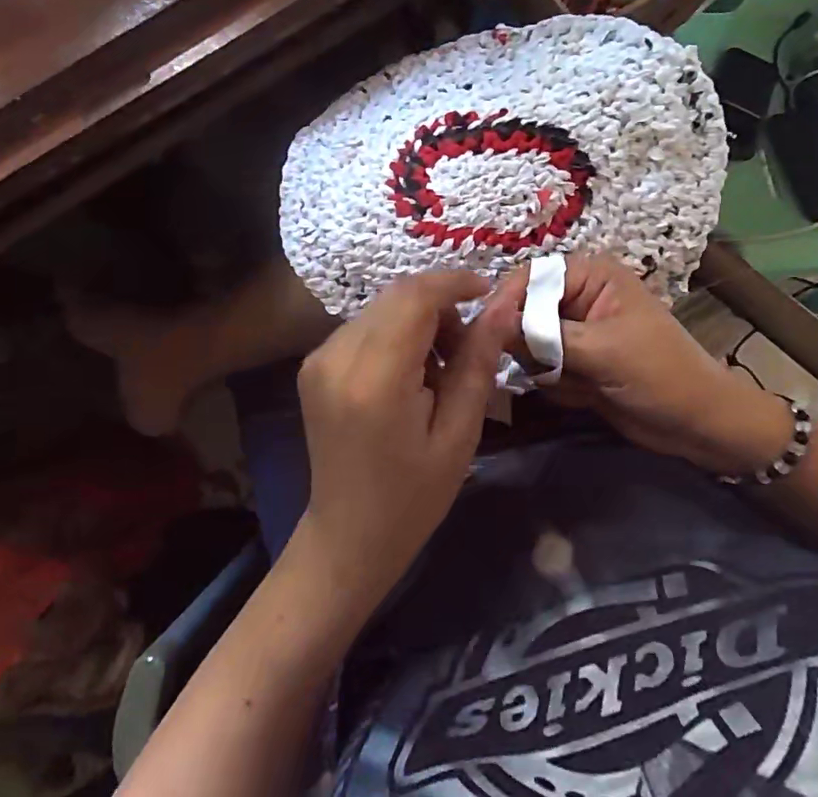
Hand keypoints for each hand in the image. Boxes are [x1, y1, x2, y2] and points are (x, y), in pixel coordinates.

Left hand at [293, 271, 515, 602]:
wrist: (349, 534)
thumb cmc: (414, 496)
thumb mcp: (459, 432)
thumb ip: (478, 361)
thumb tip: (503, 305)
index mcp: (374, 378)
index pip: (413, 297)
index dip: (453, 282)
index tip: (488, 291)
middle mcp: (336, 357)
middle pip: (396, 296)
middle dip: (440, 305)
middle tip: (469, 347)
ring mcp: (318, 359)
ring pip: (381, 308)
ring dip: (418, 320)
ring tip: (441, 369)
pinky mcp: (314, 365)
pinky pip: (364, 327)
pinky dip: (395, 335)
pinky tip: (410, 375)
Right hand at [498, 255, 794, 474]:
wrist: (699, 425)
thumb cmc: (660, 374)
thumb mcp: (602, 351)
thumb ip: (544, 336)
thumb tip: (489, 323)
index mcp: (592, 277)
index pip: (531, 277)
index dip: (507, 301)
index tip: (488, 332)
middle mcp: (579, 299)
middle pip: (523, 313)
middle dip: (533, 345)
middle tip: (551, 368)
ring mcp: (576, 334)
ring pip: (529, 347)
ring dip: (549, 371)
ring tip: (582, 383)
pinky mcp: (576, 365)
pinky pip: (543, 372)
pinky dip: (559, 387)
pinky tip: (588, 396)